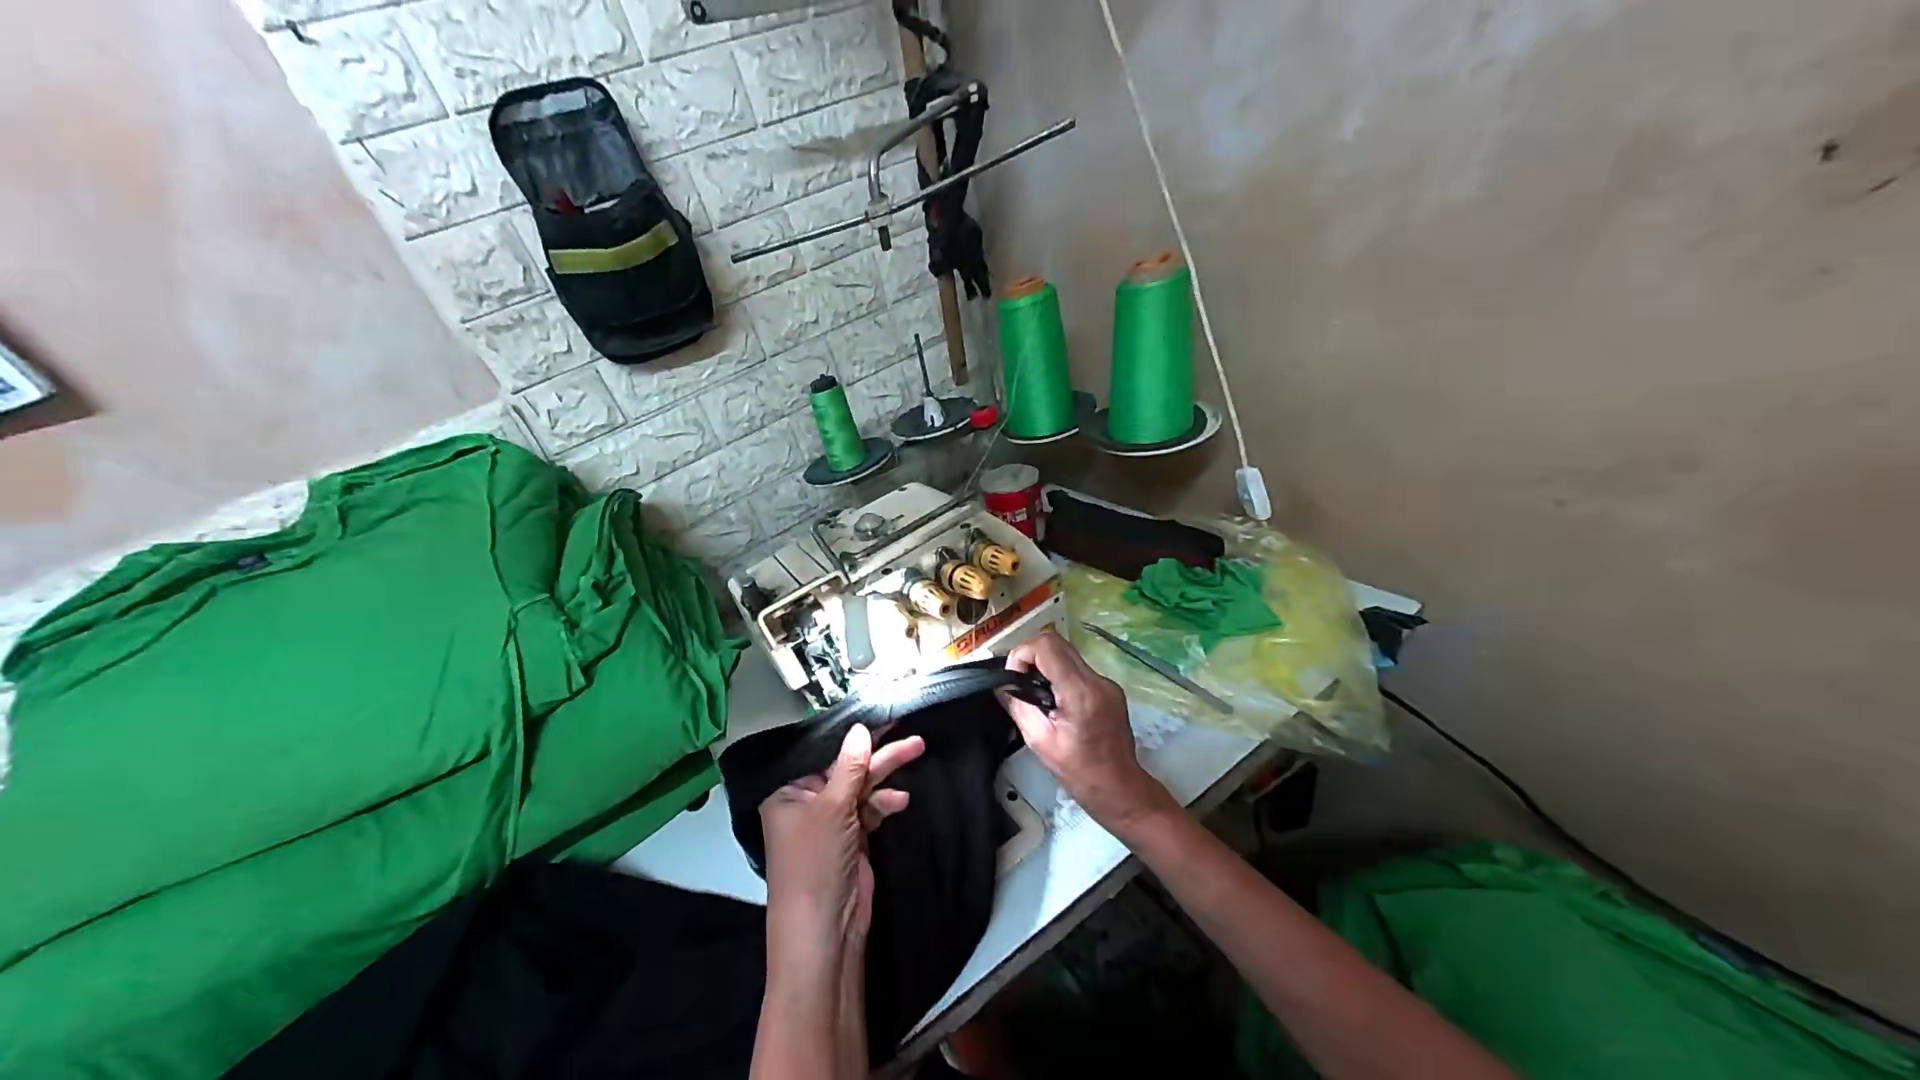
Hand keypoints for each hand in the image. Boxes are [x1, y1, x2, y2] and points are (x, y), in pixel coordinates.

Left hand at [758, 725, 925, 970]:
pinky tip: (901, 800)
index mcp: (788, 793)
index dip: (851, 736)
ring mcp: (831, 823)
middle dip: (877, 753)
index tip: (880, 715)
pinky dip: (885, 803)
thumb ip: (850, 767)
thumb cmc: (815, 865)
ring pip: (861, 786)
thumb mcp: (832, 809)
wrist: (826, 934)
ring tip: (916, 749)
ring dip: (886, 774)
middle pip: (846, 767)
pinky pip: (870, 809)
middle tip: (909, 732)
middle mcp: (807, 803)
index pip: (820, 753)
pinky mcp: (851, 840)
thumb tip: (860, 729)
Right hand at [998, 629, 1176, 831]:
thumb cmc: (1078, 772)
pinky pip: (1078, 668)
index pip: (1046, 646)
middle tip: (1020, 681)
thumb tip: (1001, 685)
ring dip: (1045, 665)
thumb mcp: (1039, 741)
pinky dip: (1060, 675)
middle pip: (1057, 642)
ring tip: (1037, 695)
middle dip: (1031, 655)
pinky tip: (1057, 703)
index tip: (1014, 677)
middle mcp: (1097, 680)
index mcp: (1080, 693)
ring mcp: (1106, 682)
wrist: (1119, 787)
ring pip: (1067, 653)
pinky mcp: (1109, 688)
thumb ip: (1018, 707)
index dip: (1022, 653)